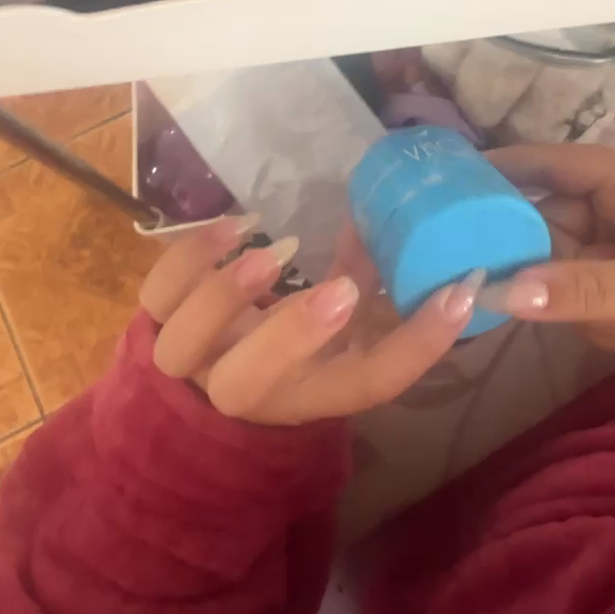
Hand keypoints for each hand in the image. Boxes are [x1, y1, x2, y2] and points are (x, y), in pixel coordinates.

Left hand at [138, 217, 481, 424]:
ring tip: (275, 250)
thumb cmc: (292, 354)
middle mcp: (243, 390)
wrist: (202, 390)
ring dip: (226, 294)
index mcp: (307, 395)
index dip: (417, 347)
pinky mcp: (156, 322)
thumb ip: (366, 280)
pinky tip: (236, 225)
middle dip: (293, 335)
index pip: (366, 385)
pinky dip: (190, 257)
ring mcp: (189, 360)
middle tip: (342, 292)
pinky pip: (156, 296)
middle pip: (251, 384)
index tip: (458, 294)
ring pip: (183, 345)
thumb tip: (386, 217)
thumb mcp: (340, 329)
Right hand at [482, 145, 614, 388]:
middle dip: (542, 260)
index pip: (555, 163)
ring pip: (559, 263)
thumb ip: (578, 287)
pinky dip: (596, 318)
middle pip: (548, 219)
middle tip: (510, 286)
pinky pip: (577, 292)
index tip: (453, 179)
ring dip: (579, 300)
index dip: (507, 166)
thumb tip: (500, 291)